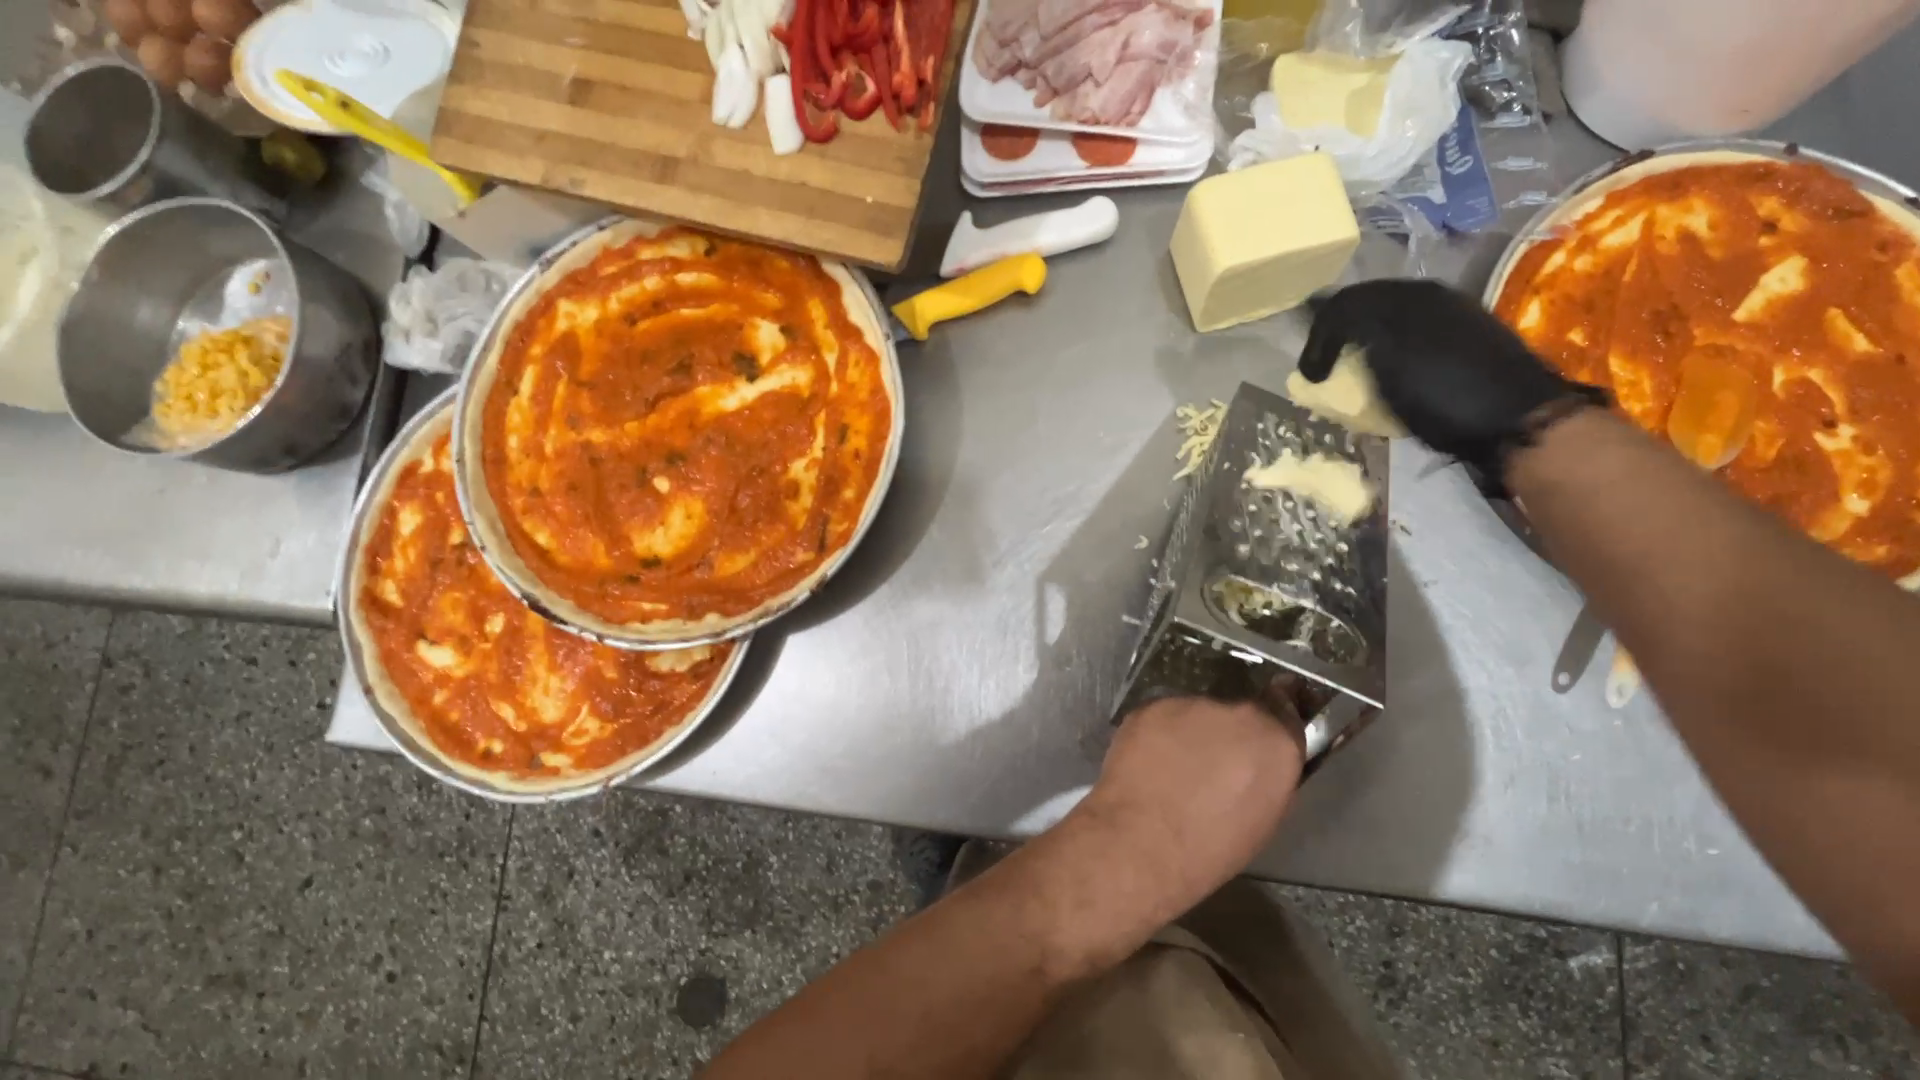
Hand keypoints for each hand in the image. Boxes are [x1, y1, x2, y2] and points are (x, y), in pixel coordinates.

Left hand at [1069, 690, 1306, 922]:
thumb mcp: (1264, 818)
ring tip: (1172, 770)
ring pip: (1196, 716)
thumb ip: (1267, 774)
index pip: (1284, 711)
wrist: (1142, 842)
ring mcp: (1190, 705)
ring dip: (1191, 735)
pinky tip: (1148, 765)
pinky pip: (1161, 719)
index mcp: (1276, 741)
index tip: (1260, 736)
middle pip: (1237, 715)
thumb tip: (1257, 762)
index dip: (1272, 723)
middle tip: (1210, 767)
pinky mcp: (1150, 707)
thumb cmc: (1212, 847)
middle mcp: (1237, 713)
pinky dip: (1158, 736)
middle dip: (1227, 735)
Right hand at [1299, 279, 1605, 486]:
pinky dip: (1395, 353)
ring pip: (1395, 320)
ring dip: (1369, 344)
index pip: (1344, 302)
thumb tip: (1329, 324)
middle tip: (1326, 368)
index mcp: (1408, 296)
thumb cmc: (1443, 394)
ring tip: (1357, 373)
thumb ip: (1353, 334)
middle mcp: (1434, 296)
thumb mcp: (1385, 362)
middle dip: (1342, 335)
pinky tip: (1395, 377)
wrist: (1520, 421)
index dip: (1318, 337)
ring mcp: (1458, 316)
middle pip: (1371, 306)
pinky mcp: (1474, 340)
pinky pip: (1418, 335)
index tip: (1309, 375)